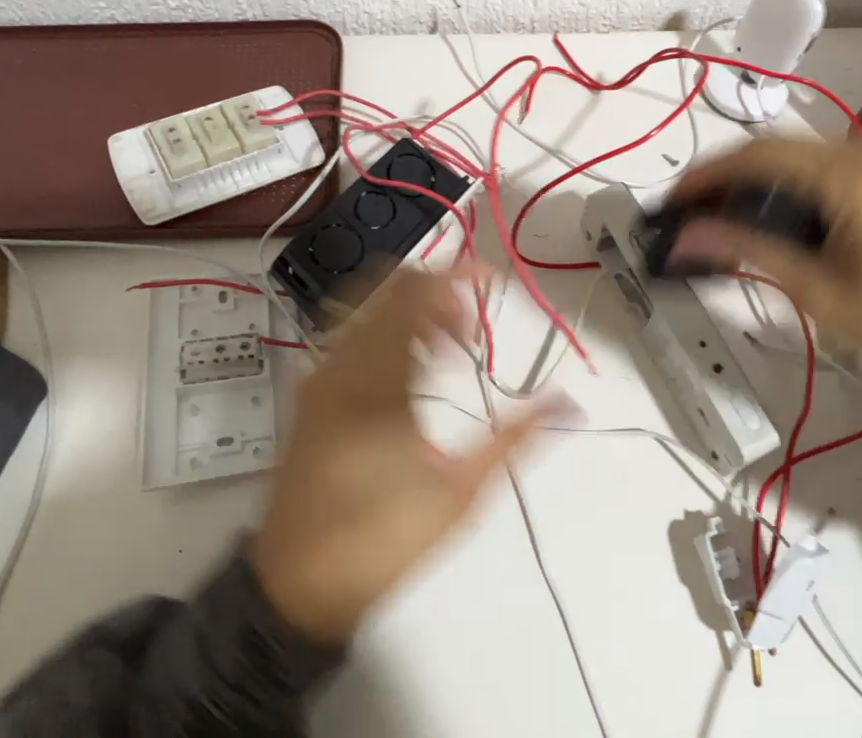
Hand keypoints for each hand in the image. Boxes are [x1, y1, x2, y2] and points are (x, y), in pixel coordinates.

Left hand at [250, 267, 560, 643]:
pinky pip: (352, 340)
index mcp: (379, 380)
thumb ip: (517, 438)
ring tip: (450, 350)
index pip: (416, 292)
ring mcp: (319, 380)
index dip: (458, 274)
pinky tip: (413, 373)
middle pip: (389, 289)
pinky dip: (388, 336)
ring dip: (414, 314)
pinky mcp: (311, 398)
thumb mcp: (461, 494)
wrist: (293, 587)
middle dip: (439, 293)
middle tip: (472, 327)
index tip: (493, 280)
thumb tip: (568, 403)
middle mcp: (341, 366)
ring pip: (368, 311)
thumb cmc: (379, 539)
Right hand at [666, 129, 861, 415]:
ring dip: (765, 183)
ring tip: (731, 221)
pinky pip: (833, 162)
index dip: (709, 174)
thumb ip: (747, 247)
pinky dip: (799, 184)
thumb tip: (684, 234)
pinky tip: (780, 215)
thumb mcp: (816, 289)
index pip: (762, 156)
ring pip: (805, 154)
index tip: (673, 200)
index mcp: (858, 175)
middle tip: (698, 217)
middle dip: (734, 181)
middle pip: (782, 150)